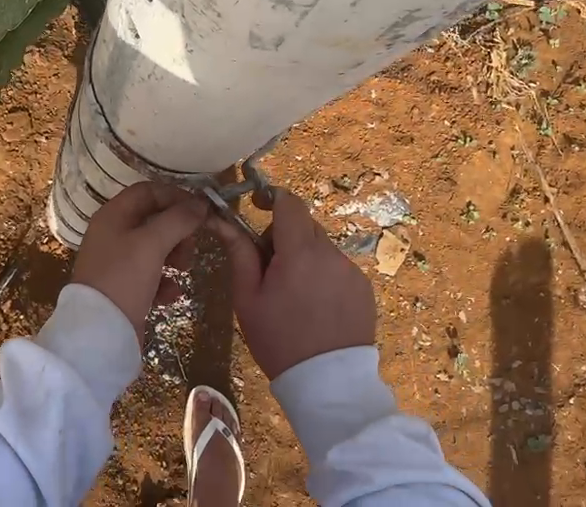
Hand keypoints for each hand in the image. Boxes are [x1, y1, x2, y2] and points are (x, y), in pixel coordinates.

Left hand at [70, 182, 209, 341]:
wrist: (99, 334)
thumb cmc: (123, 278)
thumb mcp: (152, 244)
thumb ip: (177, 219)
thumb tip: (200, 203)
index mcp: (113, 215)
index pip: (148, 191)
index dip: (175, 197)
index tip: (200, 211)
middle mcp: (112, 234)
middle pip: (153, 219)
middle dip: (177, 231)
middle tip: (191, 247)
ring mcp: (116, 262)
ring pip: (154, 247)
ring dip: (174, 255)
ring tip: (184, 270)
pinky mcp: (123, 288)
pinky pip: (150, 275)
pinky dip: (164, 281)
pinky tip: (171, 294)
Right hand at [213, 189, 375, 378]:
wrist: (329, 386)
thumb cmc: (279, 341)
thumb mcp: (248, 298)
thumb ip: (239, 252)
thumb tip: (221, 220)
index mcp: (299, 252)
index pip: (289, 202)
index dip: (271, 199)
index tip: (257, 208)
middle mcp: (330, 253)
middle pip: (305, 224)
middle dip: (285, 235)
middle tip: (271, 268)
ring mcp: (351, 271)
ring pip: (321, 246)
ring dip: (305, 256)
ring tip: (295, 294)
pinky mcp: (364, 289)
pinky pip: (338, 267)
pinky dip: (323, 274)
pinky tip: (317, 307)